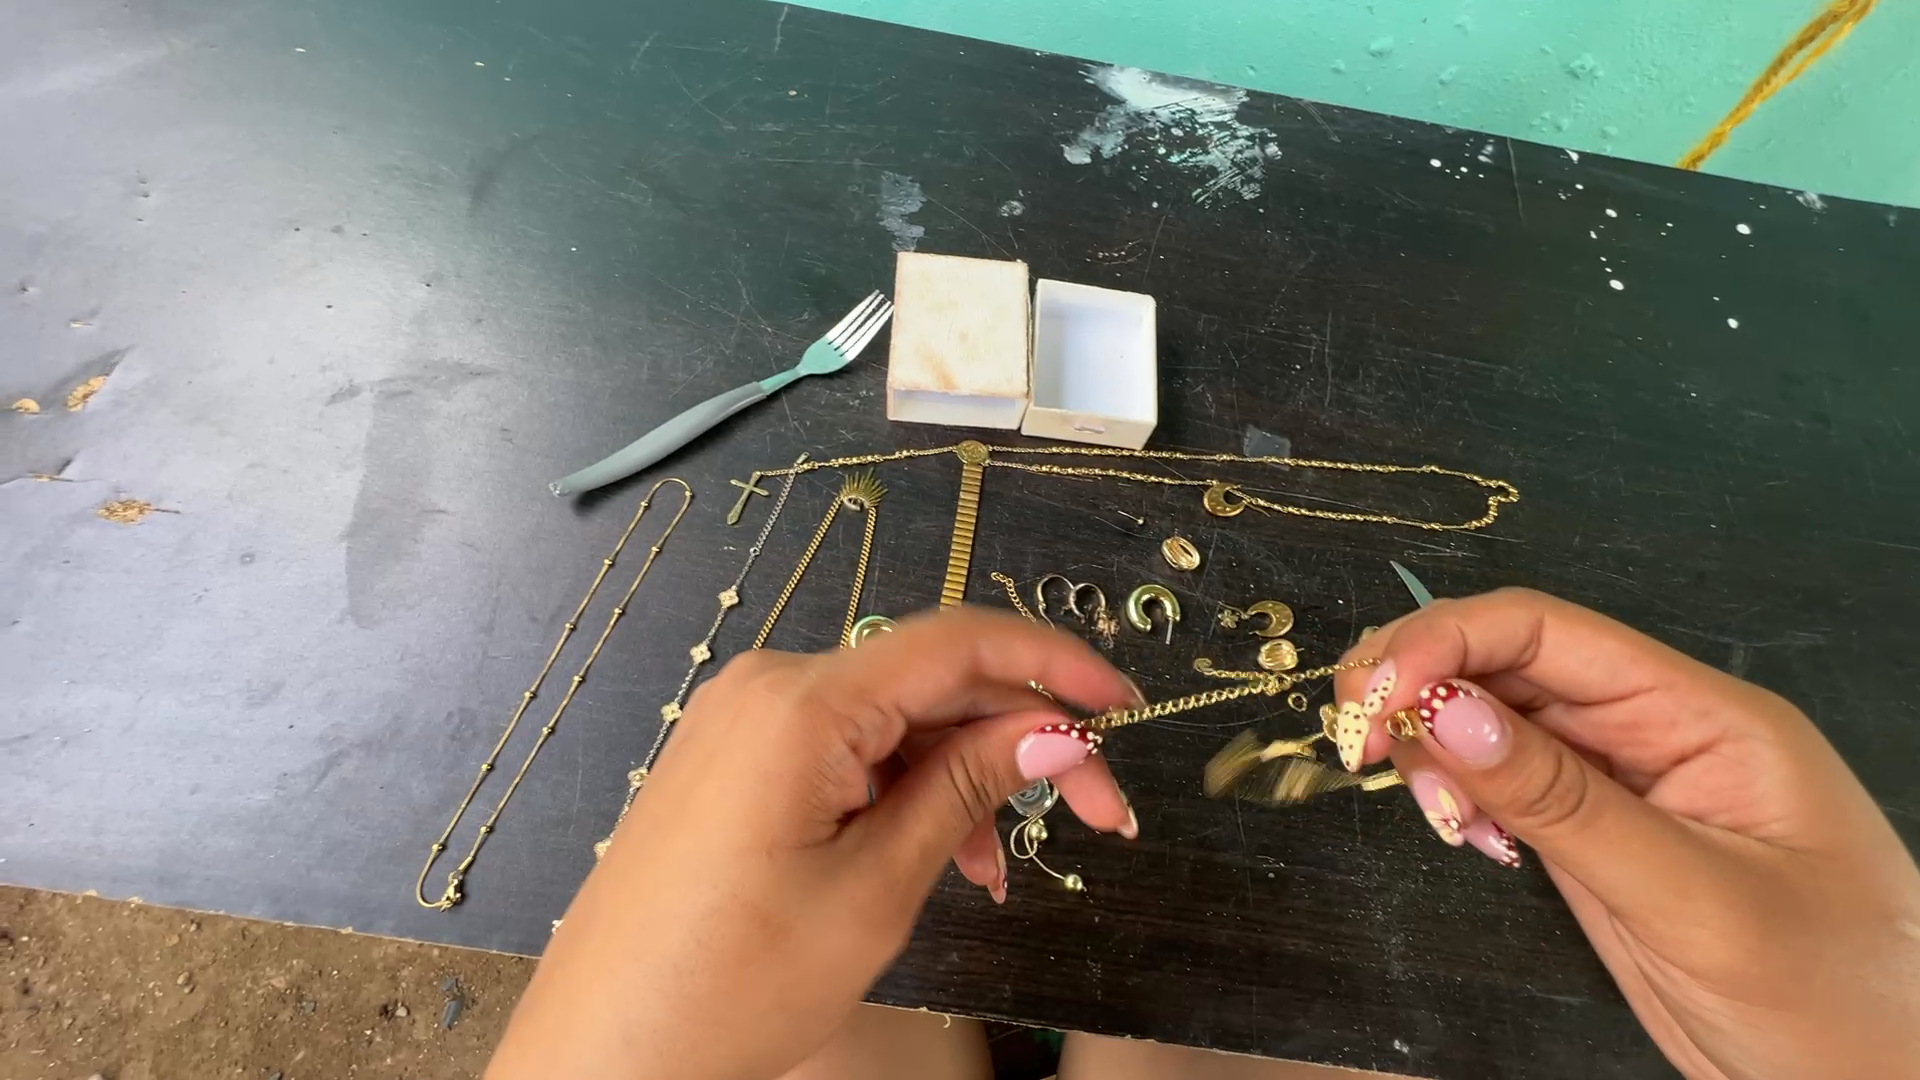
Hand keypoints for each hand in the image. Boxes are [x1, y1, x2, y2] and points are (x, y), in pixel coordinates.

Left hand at [487, 607, 1140, 1079]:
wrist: (596, 1057)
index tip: (1120, 704)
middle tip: (1095, 806)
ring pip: (894, 717)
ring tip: (995, 862)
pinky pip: (850, 744)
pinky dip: (904, 785)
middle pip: (930, 682)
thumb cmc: (734, 985)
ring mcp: (754, 712)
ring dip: (961, 772)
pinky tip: (936, 846)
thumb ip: (966, 788)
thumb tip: (1057, 730)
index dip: (1051, 662)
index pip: (956, 642)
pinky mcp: (745, 749)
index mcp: (804, 701)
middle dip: (1017, 736)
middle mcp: (776, 681)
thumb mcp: (874, 890)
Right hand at [1331, 588, 1919, 1079]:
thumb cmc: (1827, 1001)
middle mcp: (1634, 717)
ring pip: (1469, 709)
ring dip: (1425, 746)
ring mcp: (1596, 762)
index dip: (1441, 640)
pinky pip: (1477, 765)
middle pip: (1488, 657)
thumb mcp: (1691, 900)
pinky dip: (1444, 785)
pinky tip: (1463, 832)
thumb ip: (1560, 799)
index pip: (1538, 629)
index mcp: (1690, 710)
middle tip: (1359, 742)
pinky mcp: (1566, 805)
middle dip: (1411, 687)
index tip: (1373, 696)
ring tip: (1440, 818)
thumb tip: (1440, 711)